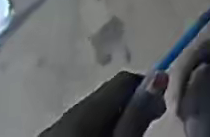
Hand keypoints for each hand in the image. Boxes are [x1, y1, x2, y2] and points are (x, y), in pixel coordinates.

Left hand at [38, 72, 164, 136]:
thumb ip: (136, 118)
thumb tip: (158, 78)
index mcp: (81, 115)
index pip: (122, 81)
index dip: (146, 90)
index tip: (160, 113)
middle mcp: (62, 119)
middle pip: (104, 100)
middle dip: (127, 112)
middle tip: (143, 135)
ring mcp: (49, 136)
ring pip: (88, 119)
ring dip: (110, 127)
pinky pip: (74, 133)